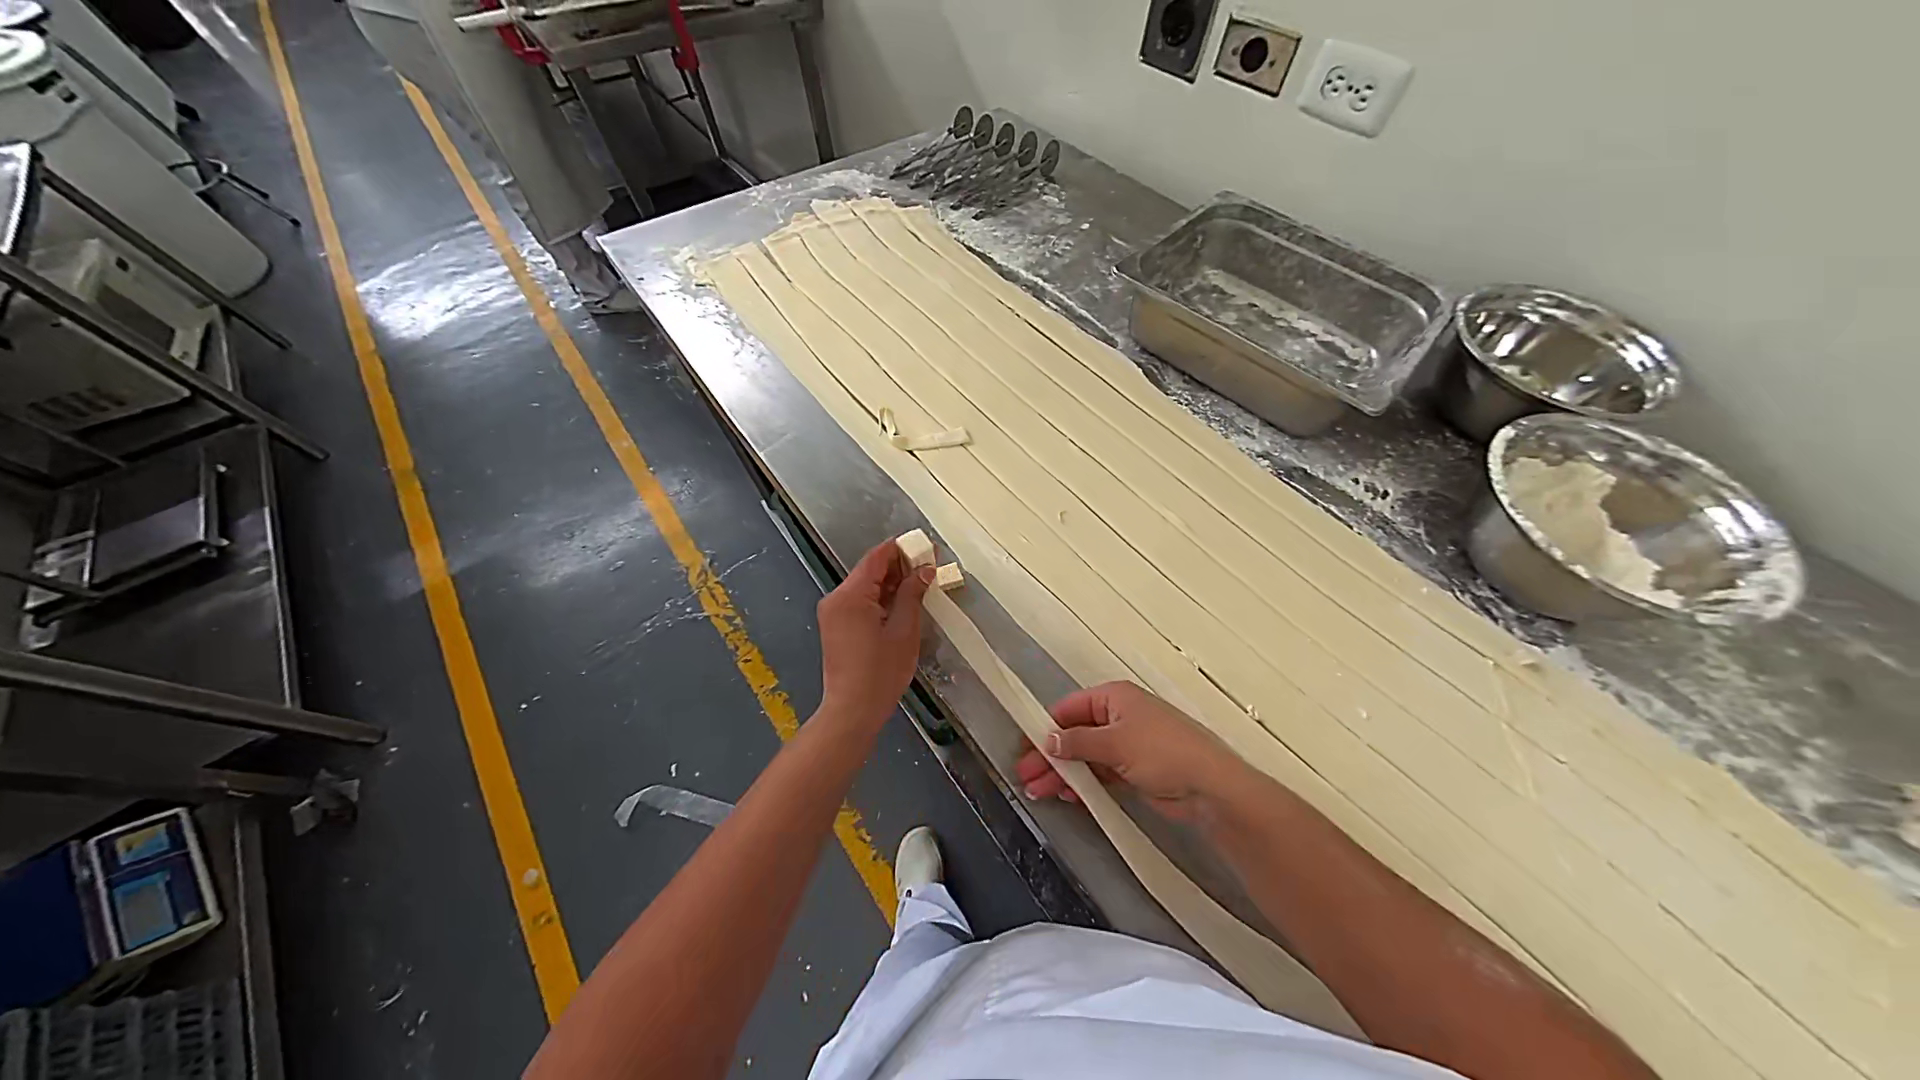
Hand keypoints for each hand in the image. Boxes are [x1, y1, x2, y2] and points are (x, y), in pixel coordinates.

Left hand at [816, 539, 935, 727]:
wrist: (852, 710)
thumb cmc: (880, 673)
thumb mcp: (904, 630)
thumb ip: (913, 594)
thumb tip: (924, 570)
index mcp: (851, 595)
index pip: (877, 557)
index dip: (903, 549)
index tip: (927, 549)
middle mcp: (836, 598)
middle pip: (869, 570)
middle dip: (899, 567)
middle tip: (929, 570)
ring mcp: (833, 612)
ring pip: (865, 586)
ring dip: (891, 584)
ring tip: (920, 588)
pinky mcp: (835, 626)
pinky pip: (859, 601)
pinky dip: (880, 599)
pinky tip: (901, 606)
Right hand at [1017, 681, 1248, 821]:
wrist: (1209, 788)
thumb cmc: (1166, 752)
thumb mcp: (1114, 742)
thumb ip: (1077, 741)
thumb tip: (1050, 740)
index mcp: (1115, 698)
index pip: (1070, 708)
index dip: (1047, 727)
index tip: (1027, 747)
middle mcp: (1120, 717)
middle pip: (1075, 734)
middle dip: (1051, 755)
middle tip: (1028, 774)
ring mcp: (1128, 744)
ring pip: (1086, 756)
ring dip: (1064, 772)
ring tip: (1040, 790)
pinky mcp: (1134, 770)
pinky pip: (1100, 773)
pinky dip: (1084, 782)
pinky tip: (1068, 794)